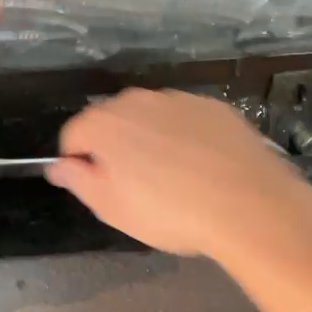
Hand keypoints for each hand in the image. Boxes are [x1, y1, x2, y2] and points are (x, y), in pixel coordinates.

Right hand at [45, 89, 311, 261]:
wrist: (252, 208)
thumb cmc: (171, 212)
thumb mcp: (111, 209)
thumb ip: (77, 181)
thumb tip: (59, 166)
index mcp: (101, 123)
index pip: (72, 136)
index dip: (81, 163)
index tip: (101, 188)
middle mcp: (134, 100)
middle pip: (110, 121)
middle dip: (115, 147)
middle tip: (136, 186)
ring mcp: (176, 99)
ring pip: (149, 117)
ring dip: (151, 139)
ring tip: (174, 178)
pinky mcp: (213, 107)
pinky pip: (186, 119)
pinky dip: (186, 136)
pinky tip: (203, 167)